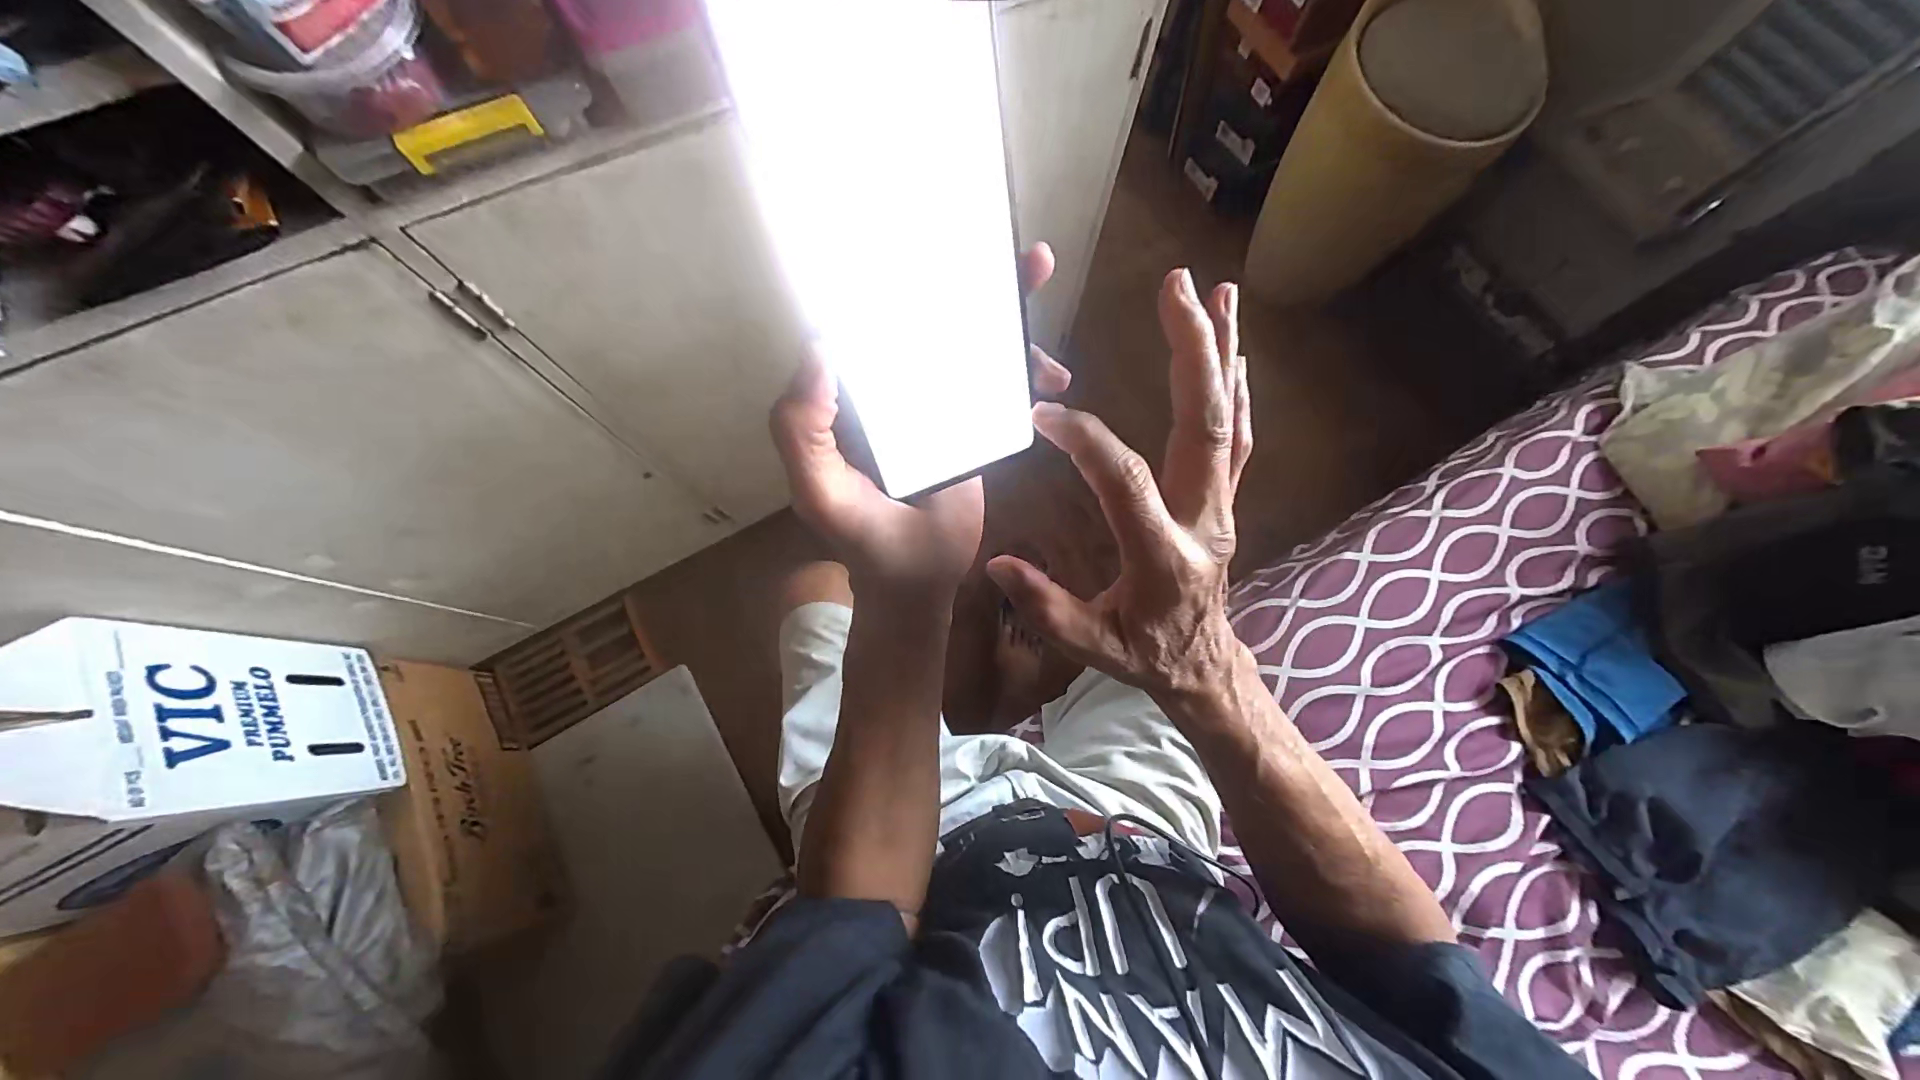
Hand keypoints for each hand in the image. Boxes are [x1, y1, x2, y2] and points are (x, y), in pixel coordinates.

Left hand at [770, 245, 1068, 597]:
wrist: (918, 579)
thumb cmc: (861, 537)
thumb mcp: (817, 488)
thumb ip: (801, 426)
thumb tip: (820, 347)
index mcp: (857, 392)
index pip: (875, 322)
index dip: (900, 278)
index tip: (934, 243)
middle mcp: (899, 388)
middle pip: (937, 323)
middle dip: (979, 287)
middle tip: (1021, 260)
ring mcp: (941, 405)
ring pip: (977, 351)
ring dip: (1016, 331)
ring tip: (1044, 342)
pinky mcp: (977, 428)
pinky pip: (1002, 389)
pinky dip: (1028, 376)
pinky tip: (1051, 381)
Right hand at [986, 268, 1249, 702]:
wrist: (1205, 666)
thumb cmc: (1145, 655)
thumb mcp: (1091, 646)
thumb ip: (1045, 607)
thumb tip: (999, 563)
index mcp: (1163, 554)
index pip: (1125, 478)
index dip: (1084, 440)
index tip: (1042, 416)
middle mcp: (1203, 520)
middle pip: (1202, 425)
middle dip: (1191, 352)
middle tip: (1177, 289)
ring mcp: (1221, 506)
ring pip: (1227, 421)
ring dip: (1222, 354)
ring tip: (1219, 294)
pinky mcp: (1225, 501)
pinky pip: (1235, 438)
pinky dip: (1234, 389)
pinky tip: (1233, 351)